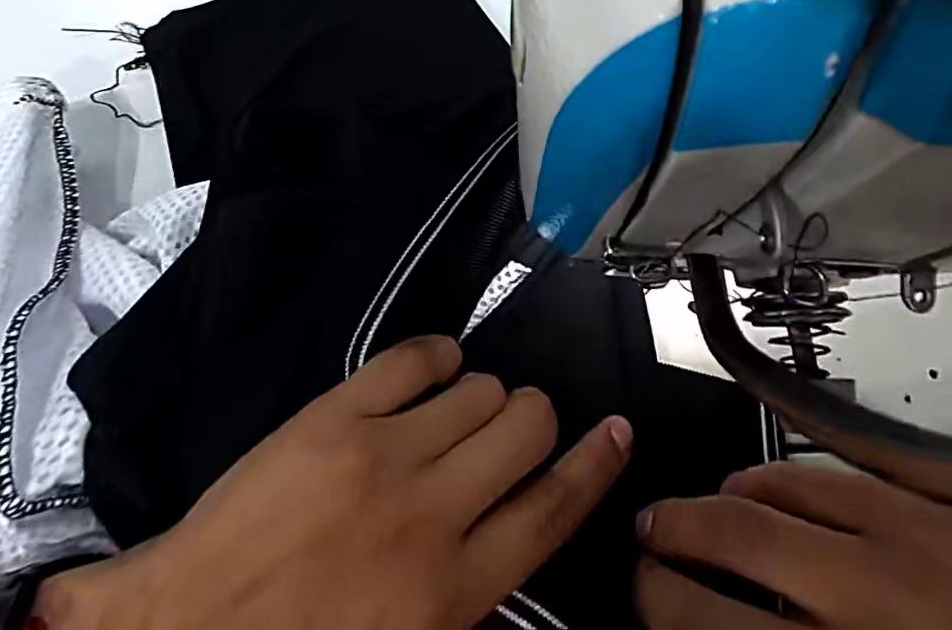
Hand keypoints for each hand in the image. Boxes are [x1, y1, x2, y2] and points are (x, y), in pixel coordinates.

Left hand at [43, 335, 631, 629]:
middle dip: (530, 418)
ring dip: (480, 395)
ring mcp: (382, 455)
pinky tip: (432, 369)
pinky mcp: (335, 416)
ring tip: (454, 413)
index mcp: (449, 589)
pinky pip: (416, 357)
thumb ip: (472, 596)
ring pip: (480, 387)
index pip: (551, 507)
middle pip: (526, 425)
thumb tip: (515, 529)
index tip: (616, 429)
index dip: (595, 463)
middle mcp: (430, 513)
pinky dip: (437, 356)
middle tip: (508, 430)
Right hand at [633, 463, 951, 629]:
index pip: (722, 629)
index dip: (666, 613)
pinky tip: (748, 483)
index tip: (639, 601)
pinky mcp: (911, 510)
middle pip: (730, 565)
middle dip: (667, 559)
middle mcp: (858, 608)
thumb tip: (742, 627)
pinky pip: (817, 480)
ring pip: (764, 511)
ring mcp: (886, 549)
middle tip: (637, 553)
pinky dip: (768, 477)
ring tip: (674, 513)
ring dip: (707, 509)